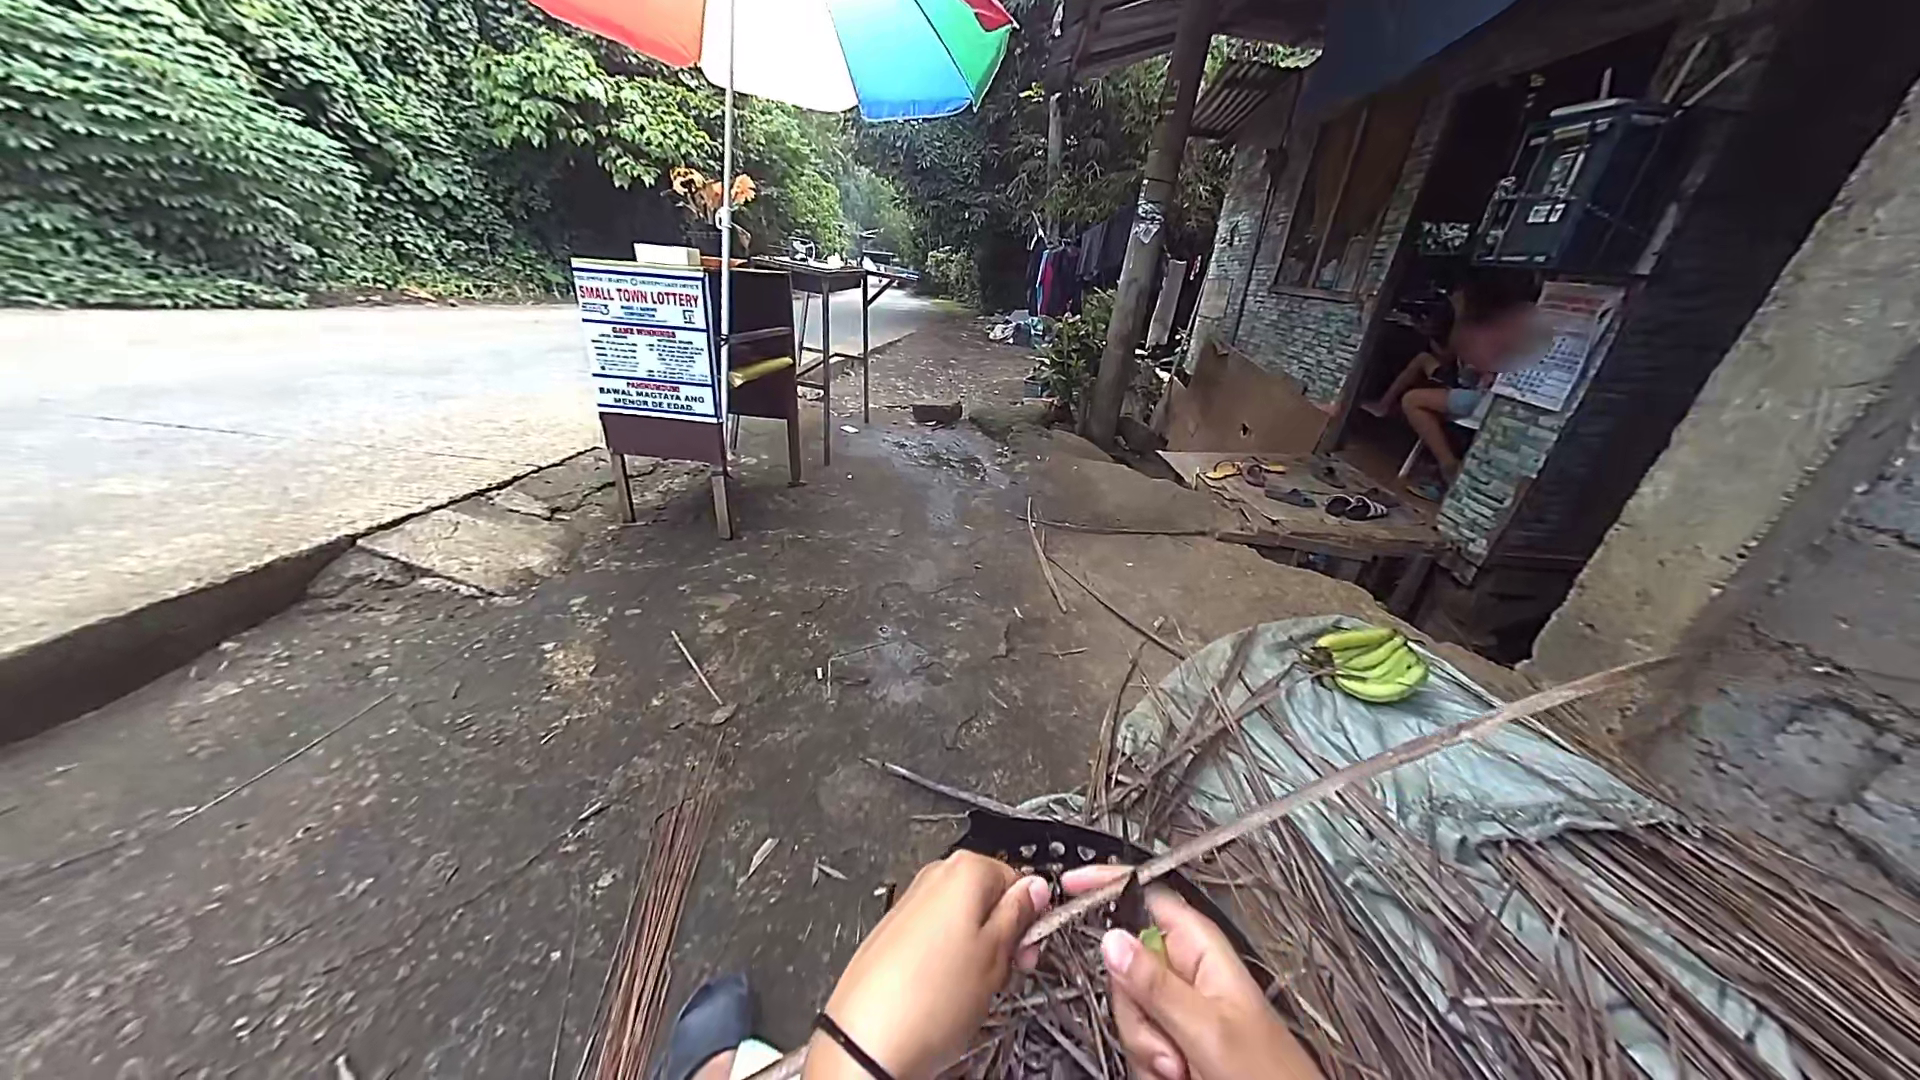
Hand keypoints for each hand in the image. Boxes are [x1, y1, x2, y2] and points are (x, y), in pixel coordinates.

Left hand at [808, 852, 1049, 1079]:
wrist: (866, 1039)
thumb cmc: (928, 999)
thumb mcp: (995, 956)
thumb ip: (1019, 914)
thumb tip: (1035, 887)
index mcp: (965, 870)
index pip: (1017, 879)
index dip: (1028, 917)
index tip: (1027, 947)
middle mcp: (936, 875)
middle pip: (989, 896)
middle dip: (1003, 934)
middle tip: (1005, 971)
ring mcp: (912, 900)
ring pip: (964, 917)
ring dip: (977, 948)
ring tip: (973, 988)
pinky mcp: (895, 928)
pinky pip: (937, 933)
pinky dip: (947, 957)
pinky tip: (946, 990)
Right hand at [1061, 865, 1323, 1079]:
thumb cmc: (1273, 1078)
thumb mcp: (1210, 1029)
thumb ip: (1156, 983)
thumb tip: (1112, 938)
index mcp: (1199, 944)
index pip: (1144, 893)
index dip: (1106, 882)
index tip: (1073, 885)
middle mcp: (1185, 967)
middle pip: (1124, 960)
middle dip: (1135, 1008)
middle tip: (1167, 1043)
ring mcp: (1177, 1003)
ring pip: (1127, 1004)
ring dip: (1144, 1043)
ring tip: (1182, 1068)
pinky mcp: (1171, 1035)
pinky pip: (1135, 1037)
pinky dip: (1148, 1062)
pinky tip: (1178, 1076)